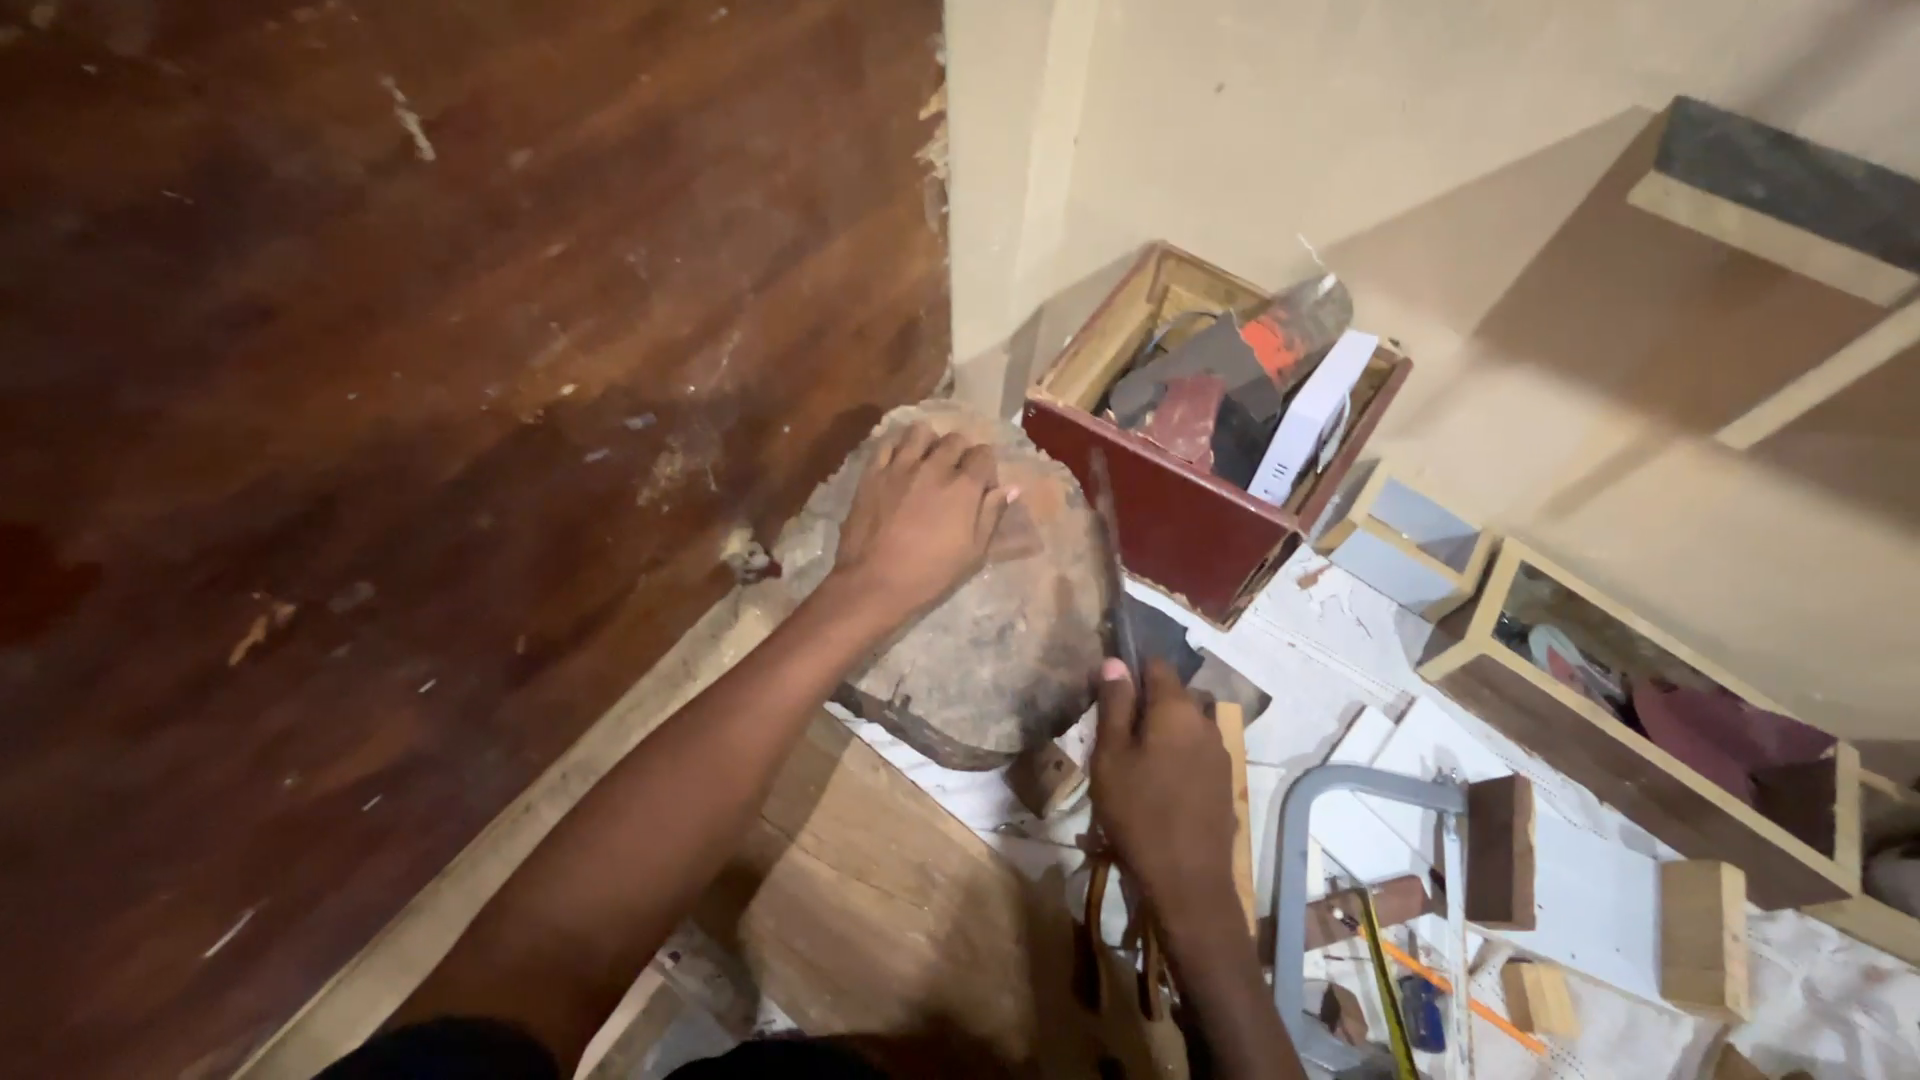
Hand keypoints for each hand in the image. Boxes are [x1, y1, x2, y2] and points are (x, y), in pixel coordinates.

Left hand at [828, 421, 1016, 624]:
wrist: (874, 582)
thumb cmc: (930, 574)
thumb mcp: (973, 553)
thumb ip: (991, 515)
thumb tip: (1010, 488)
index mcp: (963, 487)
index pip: (984, 454)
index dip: (986, 468)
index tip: (981, 487)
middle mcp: (934, 467)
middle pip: (955, 439)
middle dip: (961, 453)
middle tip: (955, 475)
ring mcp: (900, 466)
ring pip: (920, 432)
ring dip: (930, 443)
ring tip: (927, 462)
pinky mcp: (872, 473)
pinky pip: (888, 443)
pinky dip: (898, 447)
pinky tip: (900, 463)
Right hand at [1090, 657, 1236, 926]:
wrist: (1187, 880)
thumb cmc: (1138, 811)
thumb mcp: (1111, 756)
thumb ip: (1114, 705)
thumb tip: (1115, 661)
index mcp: (1177, 709)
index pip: (1157, 665)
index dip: (1131, 670)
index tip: (1108, 692)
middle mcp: (1207, 722)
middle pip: (1174, 696)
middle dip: (1146, 704)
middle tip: (1114, 734)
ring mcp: (1221, 754)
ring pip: (1186, 726)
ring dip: (1163, 733)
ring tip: (1134, 763)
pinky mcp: (1224, 783)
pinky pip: (1196, 753)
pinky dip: (1177, 757)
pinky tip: (1158, 786)